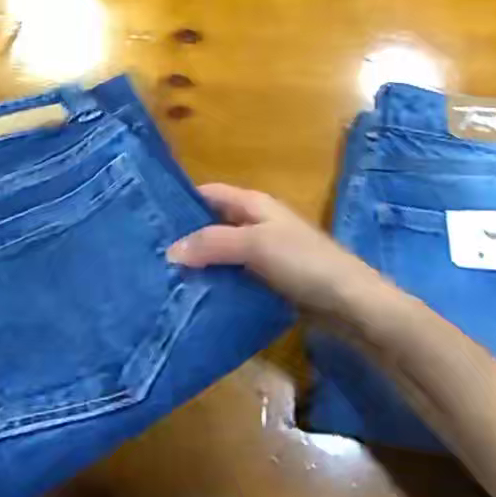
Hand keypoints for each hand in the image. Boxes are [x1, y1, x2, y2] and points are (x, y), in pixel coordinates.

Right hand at [166, 183, 386, 317]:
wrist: (350, 303)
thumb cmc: (304, 262)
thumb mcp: (256, 245)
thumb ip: (213, 242)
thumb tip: (170, 250)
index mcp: (254, 204)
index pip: (208, 193)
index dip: (180, 201)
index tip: (145, 218)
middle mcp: (257, 224)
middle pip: (212, 224)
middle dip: (184, 237)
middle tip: (145, 257)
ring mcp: (264, 254)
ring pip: (221, 254)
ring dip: (198, 264)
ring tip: (160, 281)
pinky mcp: (269, 282)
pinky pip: (234, 278)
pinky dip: (216, 284)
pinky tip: (193, 299)